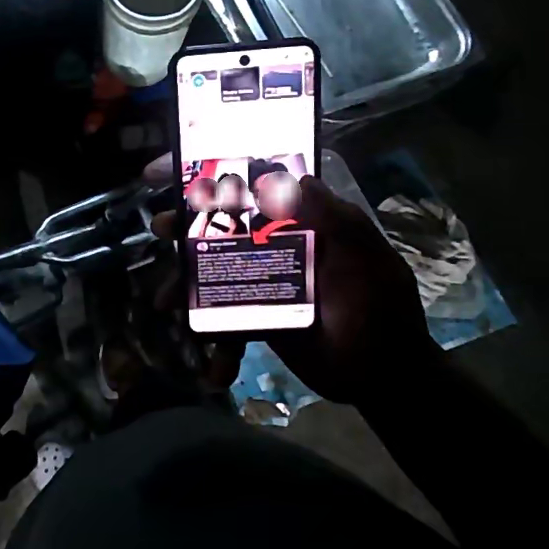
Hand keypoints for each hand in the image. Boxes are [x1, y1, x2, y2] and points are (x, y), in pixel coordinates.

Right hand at [146, 156, 434, 405]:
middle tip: (161, 227)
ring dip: (187, 286)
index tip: (170, 171)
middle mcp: (280, 246)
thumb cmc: (379, 307)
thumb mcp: (364, 258)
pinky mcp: (261, 319)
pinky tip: (212, 370)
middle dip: (188, 226)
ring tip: (165, 302)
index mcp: (303, 222)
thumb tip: (300, 178)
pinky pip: (228, 322)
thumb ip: (336, 219)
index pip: (253, 187)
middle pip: (224, 227)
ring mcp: (267, 283)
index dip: (213, 176)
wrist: (388, 377)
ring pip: (216, 274)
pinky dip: (218, 345)